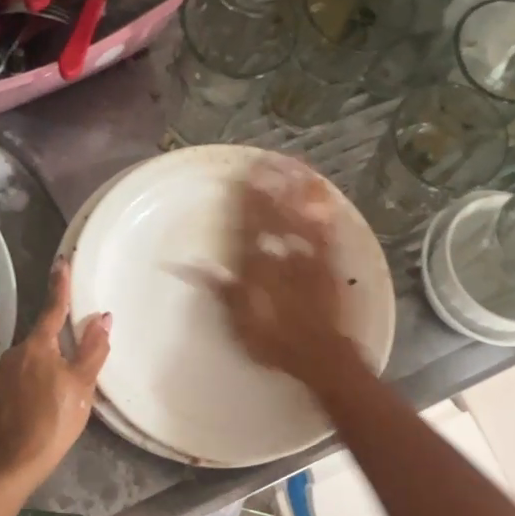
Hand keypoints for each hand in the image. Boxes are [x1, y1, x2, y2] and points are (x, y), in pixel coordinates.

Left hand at [0, 262, 110, 490]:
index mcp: (38, 345)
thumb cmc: (59, 417)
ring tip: (53, 395)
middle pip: (40, 340)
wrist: (22, 456)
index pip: (52, 308)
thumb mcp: (83, 383)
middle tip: (70, 373)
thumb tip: (102, 317)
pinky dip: (25, 385)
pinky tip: (35, 403)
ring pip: (25, 361)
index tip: (61, 264)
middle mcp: (13, 353)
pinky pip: (13, 379)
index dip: (59, 286)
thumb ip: (93, 348)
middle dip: (54, 348)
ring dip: (39, 369)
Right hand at [209, 156, 356, 384]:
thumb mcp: (238, 322)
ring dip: (295, 190)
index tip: (240, 176)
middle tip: (264, 159)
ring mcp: (309, 259)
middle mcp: (281, 257)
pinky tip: (323, 195)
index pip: (246, 227)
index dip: (243, 200)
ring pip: (299, 217)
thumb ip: (218, 289)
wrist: (321, 356)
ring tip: (292, 166)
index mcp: (256, 270)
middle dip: (268, 187)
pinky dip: (323, 211)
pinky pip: (326, 231)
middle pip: (273, 215)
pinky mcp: (331, 265)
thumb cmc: (275, 345)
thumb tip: (183, 265)